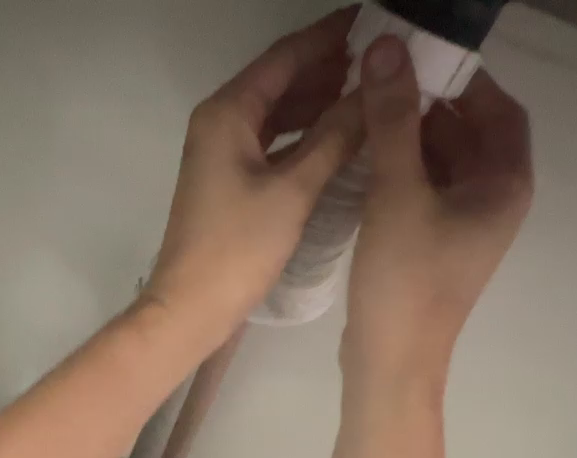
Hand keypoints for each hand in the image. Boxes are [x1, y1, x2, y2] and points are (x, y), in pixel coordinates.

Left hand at [143, 7, 367, 344]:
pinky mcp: (228, 185)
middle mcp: (220, 124)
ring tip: (371, 94)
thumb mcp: (293, 190)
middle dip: (330, 68)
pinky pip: (272, 145)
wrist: (190, 310)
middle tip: (385, 61)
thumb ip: (335, 136)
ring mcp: (222, 156)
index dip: (333, 36)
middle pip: (280, 81)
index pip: (286, 56)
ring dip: (319, 103)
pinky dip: (304, 138)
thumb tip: (374, 90)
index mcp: (228, 113)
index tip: (378, 24)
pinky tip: (339, 140)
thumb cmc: (236, 250)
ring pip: (277, 115)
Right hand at [344, 34, 532, 390]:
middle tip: (377, 88)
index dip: (461, 80)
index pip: (497, 108)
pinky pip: (420, 193)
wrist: (389, 363)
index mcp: (504, 184)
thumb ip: (392, 122)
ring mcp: (460, 229)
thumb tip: (388, 49)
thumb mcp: (397, 194)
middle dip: (427, 109)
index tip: (414, 62)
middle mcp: (491, 202)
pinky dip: (397, 173)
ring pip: (439, 166)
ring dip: (407, 141)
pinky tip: (361, 166)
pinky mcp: (429, 248)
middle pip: (467, 136)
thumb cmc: (405, 281)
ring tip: (362, 122)